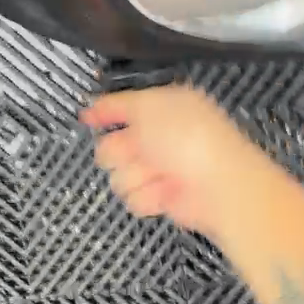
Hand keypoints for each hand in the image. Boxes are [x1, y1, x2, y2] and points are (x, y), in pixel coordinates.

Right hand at [81, 85, 270, 237]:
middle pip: (112, 146)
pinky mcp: (161, 198)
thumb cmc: (190, 140)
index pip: (124, 107)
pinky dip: (147, 196)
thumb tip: (98, 106)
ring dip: (134, 176)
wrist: (217, 185)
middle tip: (138, 153)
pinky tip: (164, 192)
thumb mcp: (151, 106)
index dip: (104, 112)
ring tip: (158, 175)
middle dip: (119, 151)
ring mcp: (160, 170)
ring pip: (119, 176)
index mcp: (164, 109)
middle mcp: (161, 139)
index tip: (86, 117)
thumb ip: (121, 105)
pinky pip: (134, 198)